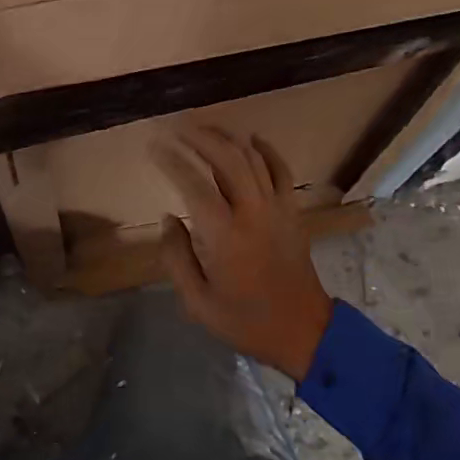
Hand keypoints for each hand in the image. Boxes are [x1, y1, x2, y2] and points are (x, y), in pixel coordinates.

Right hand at [153, 127, 334, 379]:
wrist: (304, 332)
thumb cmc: (245, 321)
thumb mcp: (198, 302)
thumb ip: (177, 258)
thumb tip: (169, 219)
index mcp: (225, 236)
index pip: (194, 184)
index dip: (172, 162)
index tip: (155, 147)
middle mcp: (252, 213)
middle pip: (227, 158)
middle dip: (200, 137)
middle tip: (178, 128)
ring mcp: (277, 208)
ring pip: (253, 158)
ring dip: (228, 138)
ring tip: (204, 128)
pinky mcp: (293, 211)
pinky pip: (281, 171)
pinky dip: (267, 150)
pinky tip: (252, 138)